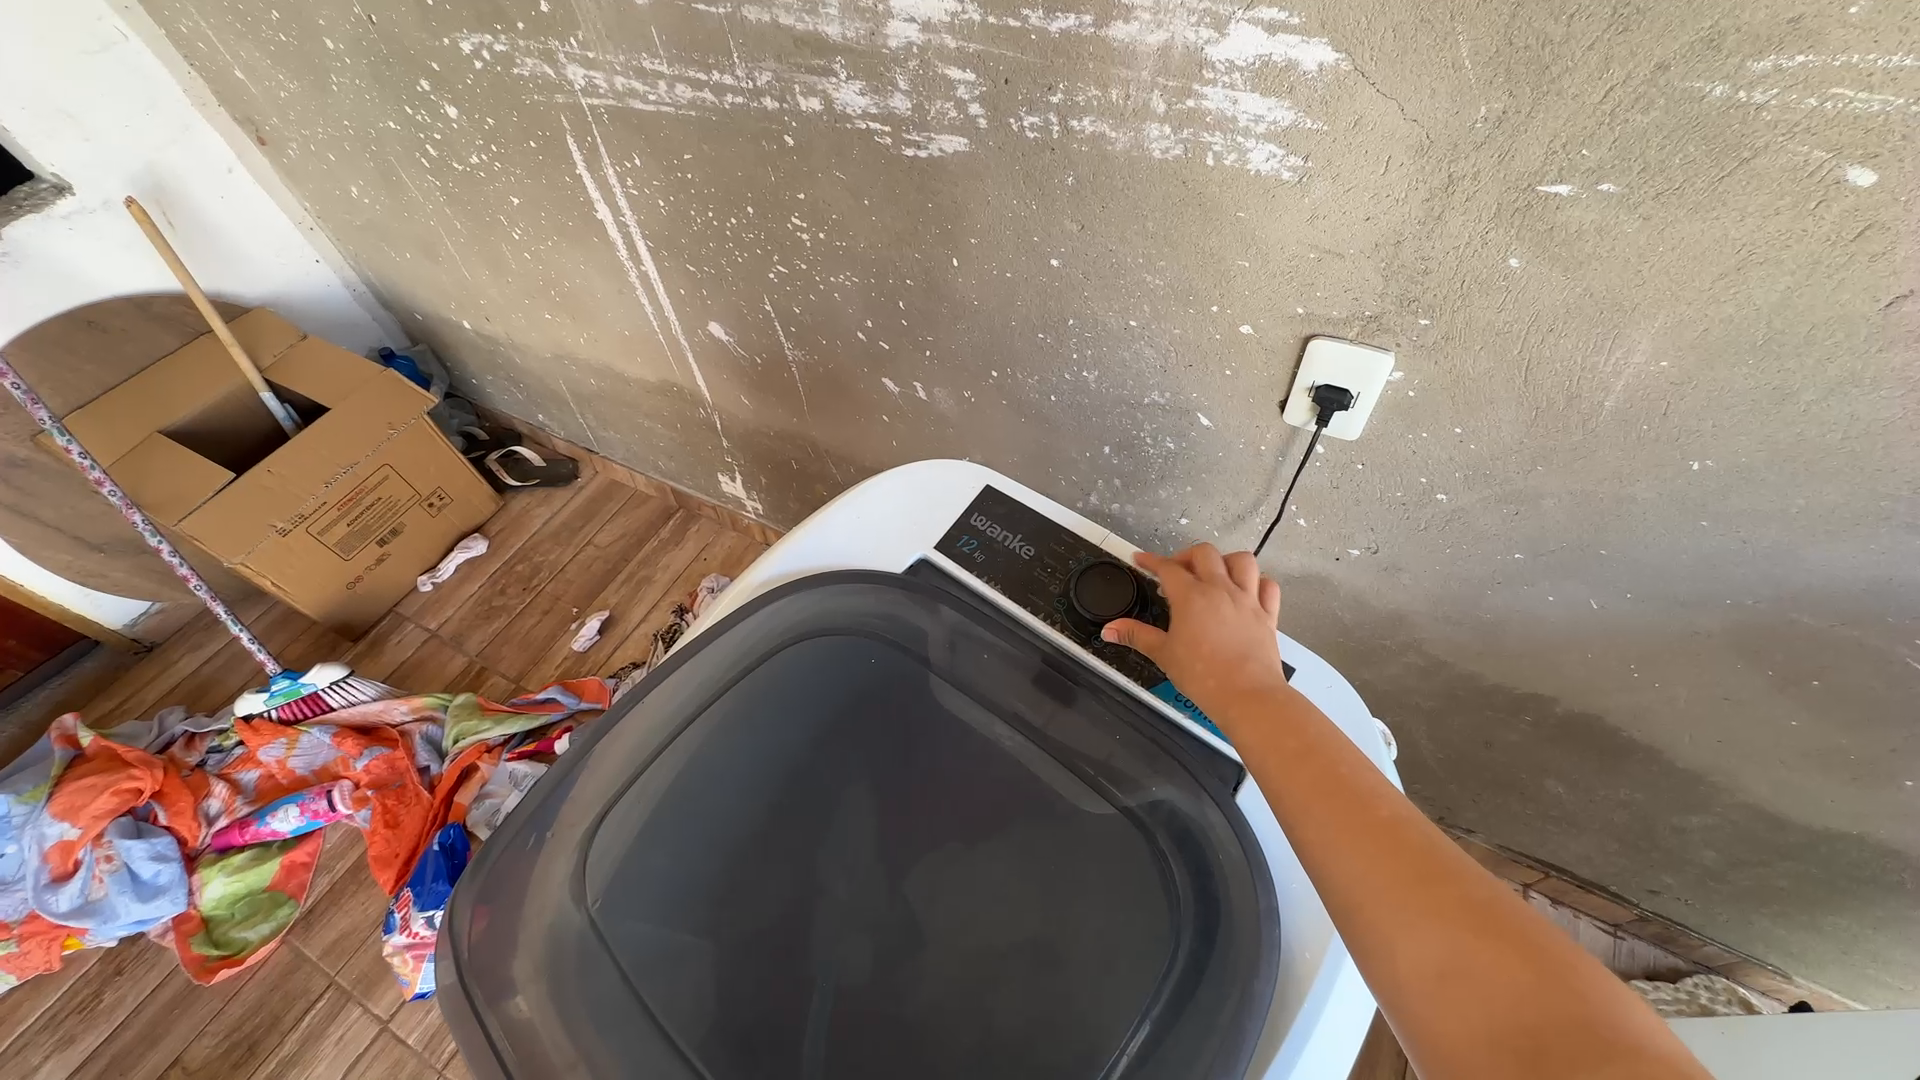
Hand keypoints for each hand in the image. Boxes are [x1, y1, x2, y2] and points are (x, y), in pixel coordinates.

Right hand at [1101, 544, 1292, 713]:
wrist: (1247, 695)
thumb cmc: (1203, 676)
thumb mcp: (1163, 654)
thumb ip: (1135, 636)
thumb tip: (1110, 629)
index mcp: (1191, 597)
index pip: (1167, 568)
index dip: (1151, 561)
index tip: (1142, 559)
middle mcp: (1220, 590)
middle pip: (1204, 553)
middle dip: (1186, 555)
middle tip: (1176, 570)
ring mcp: (1247, 600)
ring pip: (1242, 561)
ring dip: (1226, 561)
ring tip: (1214, 573)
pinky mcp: (1268, 615)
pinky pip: (1268, 586)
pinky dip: (1258, 582)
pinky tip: (1247, 590)